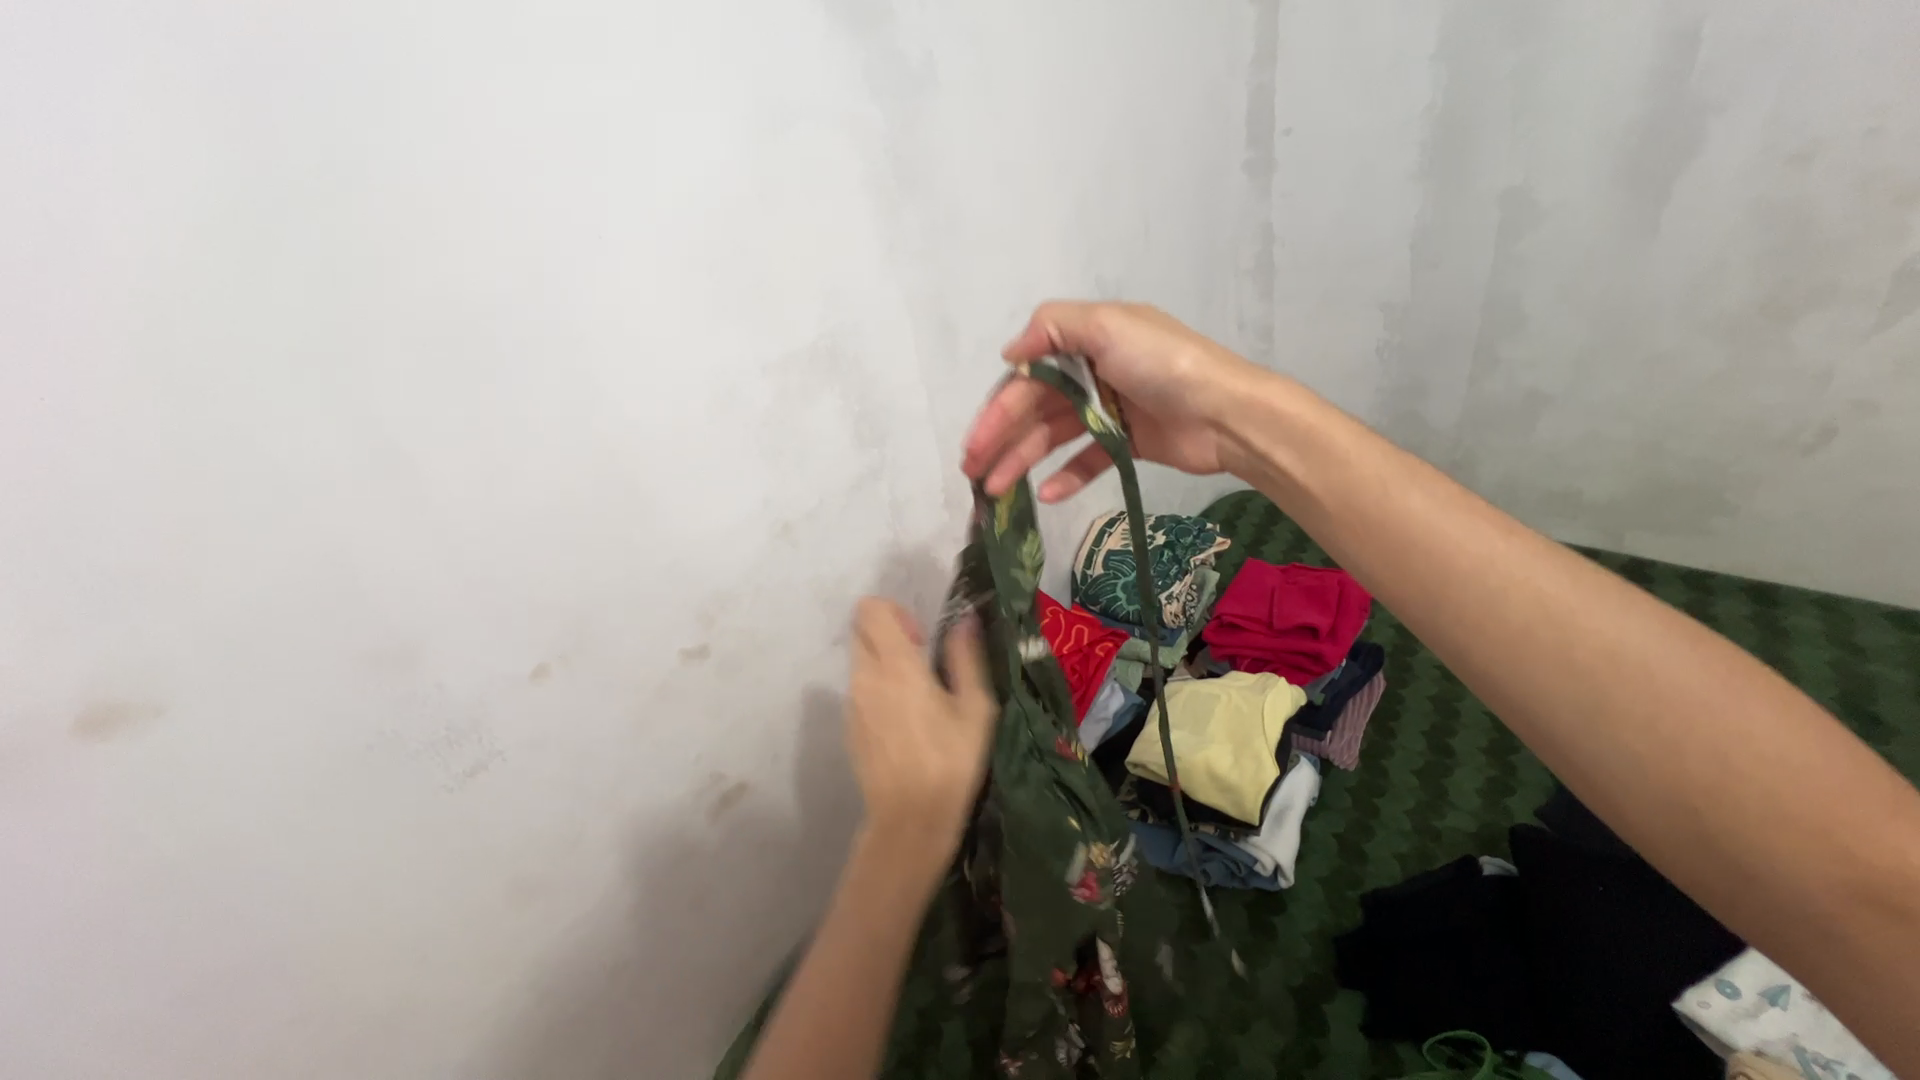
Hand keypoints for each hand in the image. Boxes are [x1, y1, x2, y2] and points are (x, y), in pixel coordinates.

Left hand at [844, 598, 996, 857]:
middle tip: (921, 662)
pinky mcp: (849, 727)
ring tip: (917, 697)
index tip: (921, 637)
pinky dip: (877, 690)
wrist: (910, 818)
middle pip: (861, 630)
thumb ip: (966, 658)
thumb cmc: (951, 761)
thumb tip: (965, 621)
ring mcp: (852, 703)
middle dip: (888, 633)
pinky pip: (859, 690)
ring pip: (860, 661)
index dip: (895, 611)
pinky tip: (905, 723)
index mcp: (896, 666)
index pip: (870, 609)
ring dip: (884, 663)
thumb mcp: (975, 708)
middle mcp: (865, 677)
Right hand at [961, 301, 1260, 500]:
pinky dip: (1066, 476)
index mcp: (1086, 343)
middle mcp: (1093, 373)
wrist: (1228, 414)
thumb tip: (1009, 353)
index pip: (1027, 378)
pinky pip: (1087, 460)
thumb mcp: (1109, 326)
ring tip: (998, 493)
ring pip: (1054, 437)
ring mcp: (1110, 410)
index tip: (976, 442)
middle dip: (1001, 440)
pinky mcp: (1127, 443)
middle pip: (1035, 409)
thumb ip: (1052, 328)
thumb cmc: (1165, 365)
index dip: (998, 409)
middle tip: (974, 474)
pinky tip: (1047, 495)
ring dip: (1023, 461)